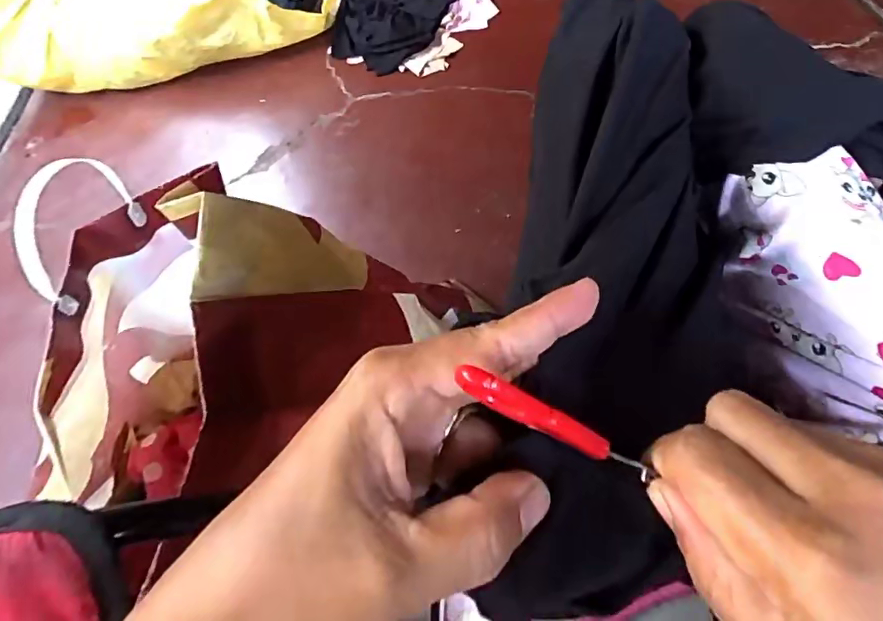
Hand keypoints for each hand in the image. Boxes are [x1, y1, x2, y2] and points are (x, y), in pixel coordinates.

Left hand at [133, 278, 599, 620]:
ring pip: (481, 430)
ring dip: (514, 454)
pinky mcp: (393, 468)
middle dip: (539, 401)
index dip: (546, 319)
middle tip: (593, 417)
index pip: (490, 346)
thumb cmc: (290, 593)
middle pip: (492, 384)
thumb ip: (486, 527)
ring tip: (562, 472)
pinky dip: (486, 483)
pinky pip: (460, 462)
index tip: (593, 291)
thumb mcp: (398, 572)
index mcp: (398, 390)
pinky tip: (510, 508)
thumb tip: (539, 488)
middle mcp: (402, 394)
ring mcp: (398, 431)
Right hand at [647, 391, 882, 620]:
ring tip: (790, 523)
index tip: (676, 493)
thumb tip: (670, 490)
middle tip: (726, 504)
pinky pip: (829, 434)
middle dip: (712, 444)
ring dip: (764, 456)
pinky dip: (810, 465)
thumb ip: (718, 572)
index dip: (671, 465)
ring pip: (779, 416)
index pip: (699, 451)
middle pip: (732, 407)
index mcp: (809, 556)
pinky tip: (839, 522)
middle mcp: (846, 487)